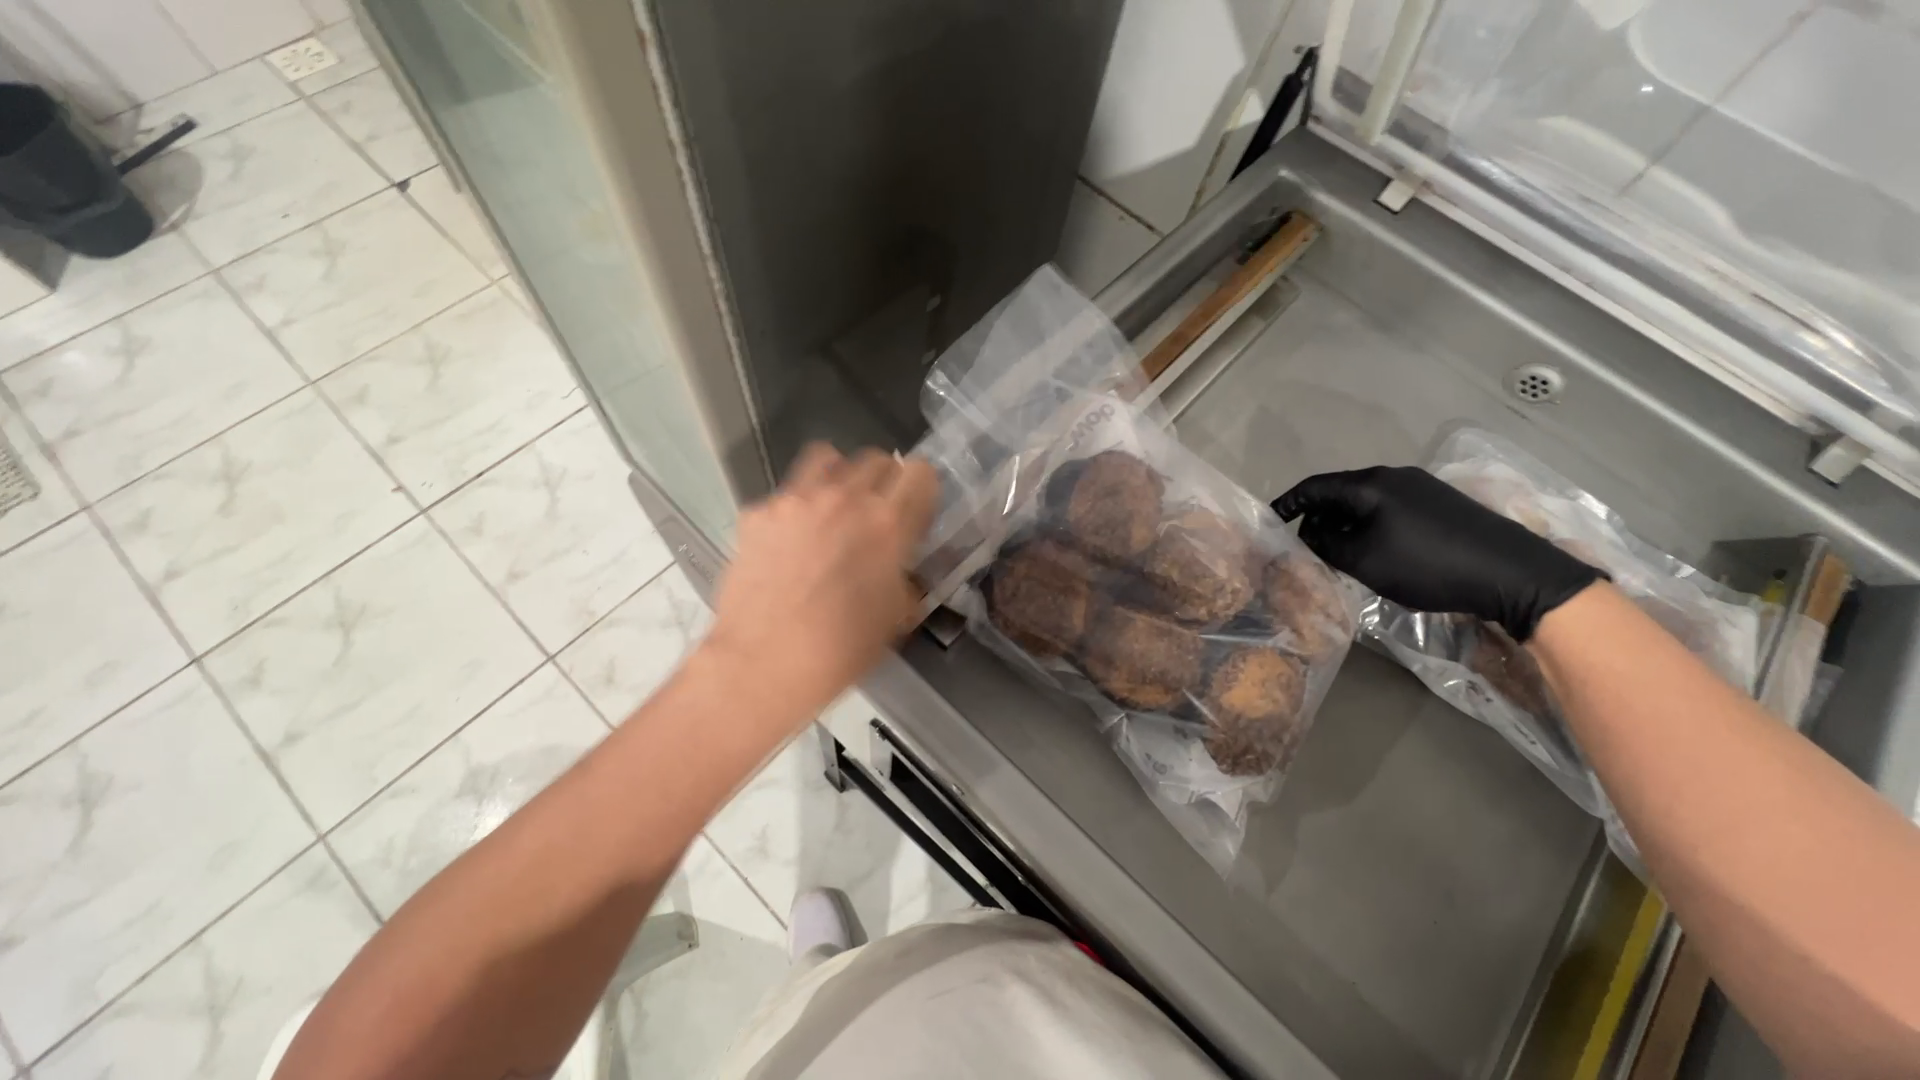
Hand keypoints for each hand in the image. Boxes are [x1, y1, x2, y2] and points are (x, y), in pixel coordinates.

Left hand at [702, 443, 937, 722]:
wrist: (763, 664)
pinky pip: (787, 494)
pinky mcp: (758, 512)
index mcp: (888, 524)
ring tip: (834, 508)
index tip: (916, 510)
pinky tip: (789, 542)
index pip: (921, 472)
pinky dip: (796, 509)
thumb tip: (899, 565)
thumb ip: (904, 574)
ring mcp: (796, 500)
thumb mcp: (896, 615)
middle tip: (876, 514)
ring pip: (829, 458)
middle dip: (884, 481)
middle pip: (876, 458)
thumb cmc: (840, 650)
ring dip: (840, 477)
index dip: (922, 490)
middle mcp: (844, 498)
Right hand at [1272, 465, 1602, 640]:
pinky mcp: (1442, 506)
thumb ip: (1326, 543)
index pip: (1314, 486)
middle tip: (1305, 550)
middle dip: (1317, 519)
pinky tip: (1377, 555)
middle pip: (1340, 494)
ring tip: (1338, 558)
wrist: (1509, 572)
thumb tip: (1309, 533)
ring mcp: (1422, 489)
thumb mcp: (1363, 560)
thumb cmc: (1427, 564)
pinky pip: (1391, 512)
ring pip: (1367, 505)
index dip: (1287, 504)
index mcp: (1371, 484)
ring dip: (1346, 528)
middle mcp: (1394, 477)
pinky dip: (1371, 529)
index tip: (1268, 522)